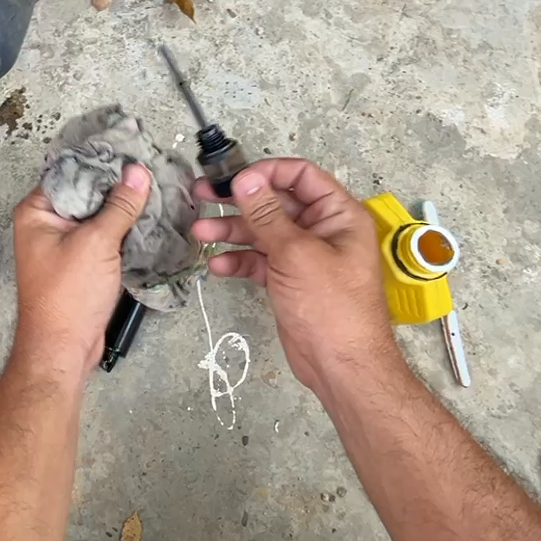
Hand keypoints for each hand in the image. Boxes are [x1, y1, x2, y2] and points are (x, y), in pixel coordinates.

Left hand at [10, 164, 150, 378]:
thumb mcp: (97, 243)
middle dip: (116, 184)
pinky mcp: (80, 262)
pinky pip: (102, 236)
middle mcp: (45, 224)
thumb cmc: (66, 297)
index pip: (70, 171)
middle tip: (149, 168)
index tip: (131, 149)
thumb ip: (119, 206)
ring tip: (154, 189)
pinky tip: (147, 219)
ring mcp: (63, 244)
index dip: (100, 161)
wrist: (63, 349)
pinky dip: (122, 229)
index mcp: (36, 211)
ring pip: (97, 215)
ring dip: (122, 208)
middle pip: (85, 192)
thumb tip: (136, 173)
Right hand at [189, 159, 396, 390]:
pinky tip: (218, 266)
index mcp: (337, 215)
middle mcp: (321, 230)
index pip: (301, 175)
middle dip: (238, 202)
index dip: (266, 172)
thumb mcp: (296, 253)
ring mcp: (302, 255)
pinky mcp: (287, 279)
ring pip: (261, 232)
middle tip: (202, 195)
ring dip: (230, 232)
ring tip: (200, 233)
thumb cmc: (331, 307)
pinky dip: (237, 261)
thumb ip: (266, 214)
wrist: (340, 367)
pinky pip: (257, 260)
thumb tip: (244, 178)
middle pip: (274, 203)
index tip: (233, 179)